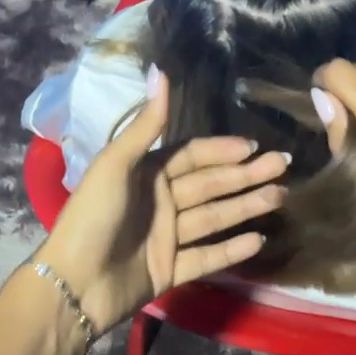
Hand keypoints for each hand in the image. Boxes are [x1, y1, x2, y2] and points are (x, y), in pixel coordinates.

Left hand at [36, 68, 289, 331]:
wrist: (72, 284)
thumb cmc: (92, 216)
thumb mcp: (116, 164)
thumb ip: (147, 123)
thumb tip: (161, 70)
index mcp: (147, 172)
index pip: (194, 156)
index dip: (223, 150)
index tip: (254, 146)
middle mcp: (161, 200)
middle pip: (211, 184)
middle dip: (246, 174)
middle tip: (282, 166)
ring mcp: (167, 237)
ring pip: (214, 217)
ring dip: (246, 206)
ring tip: (280, 196)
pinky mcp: (169, 270)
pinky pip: (206, 256)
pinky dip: (231, 249)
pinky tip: (258, 240)